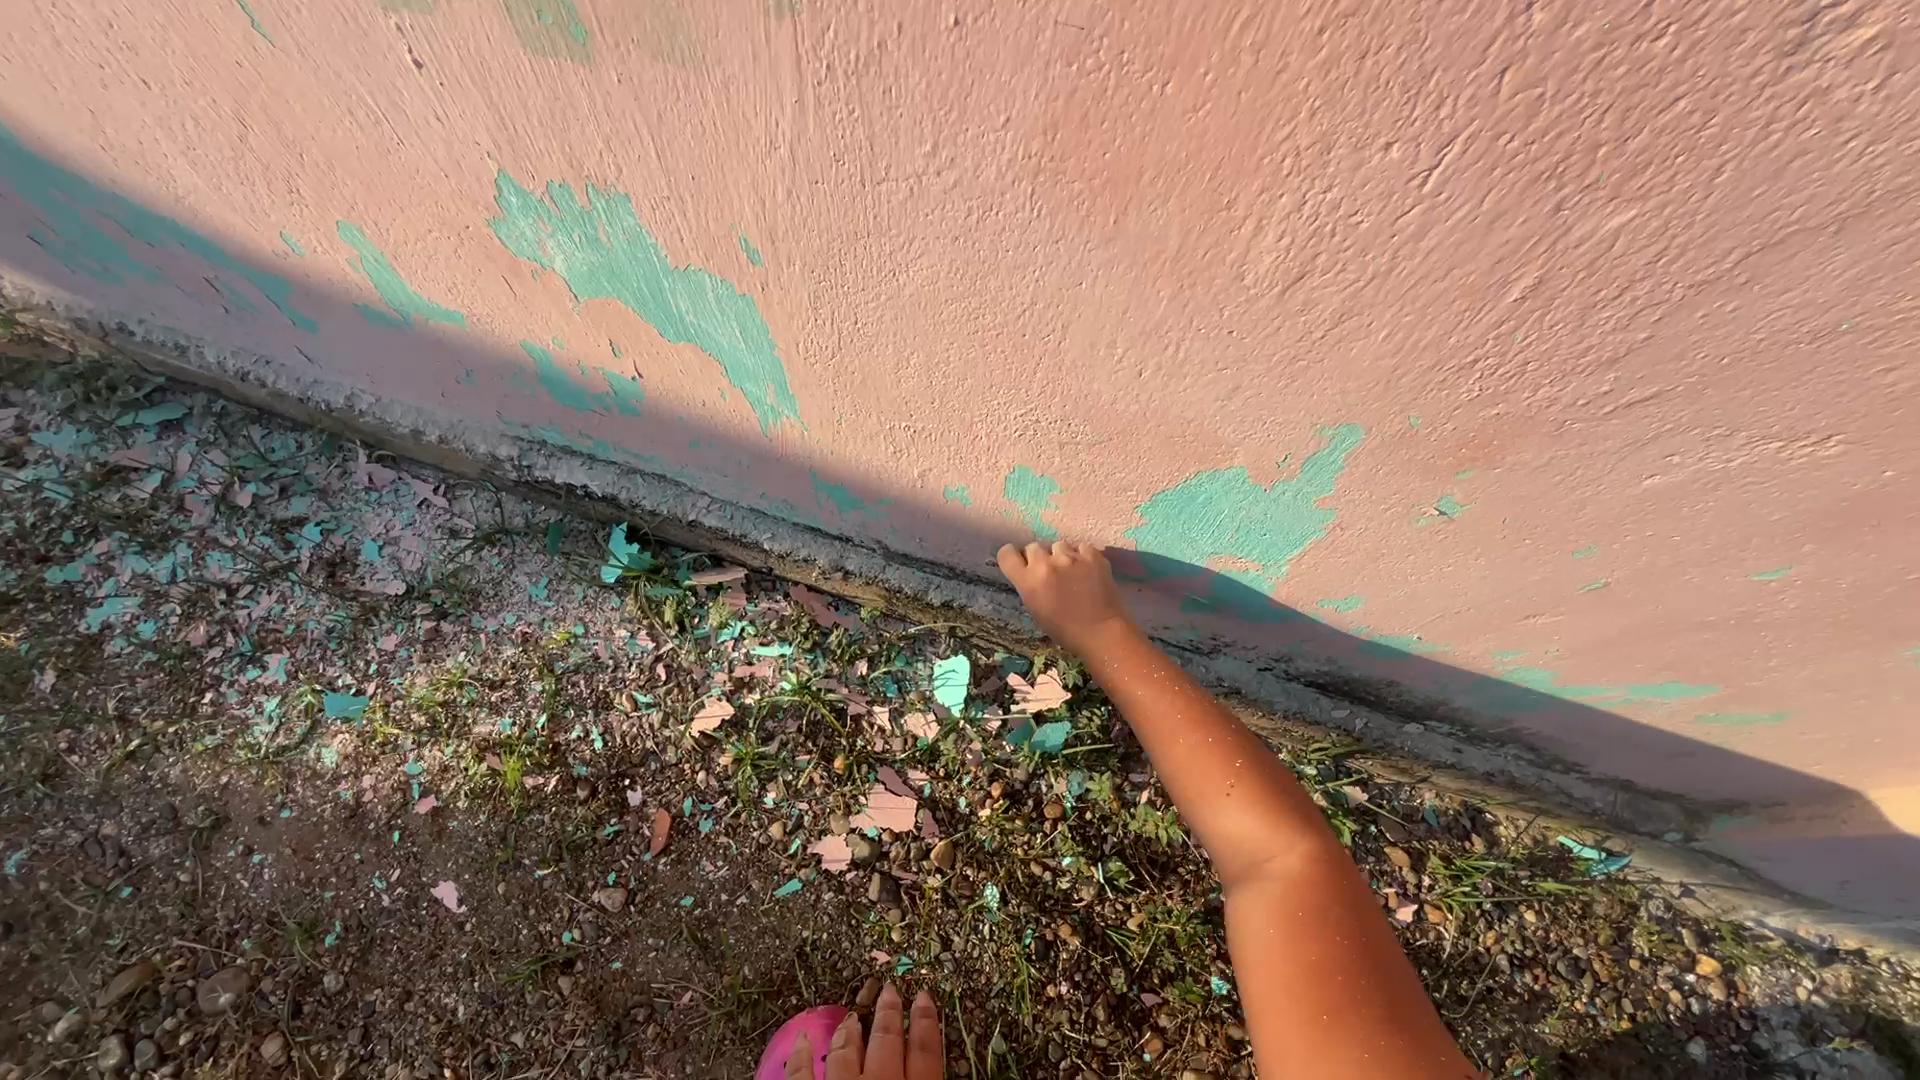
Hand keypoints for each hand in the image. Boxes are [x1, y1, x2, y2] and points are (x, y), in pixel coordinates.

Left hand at [786, 985, 942, 1079]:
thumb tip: (937, 1072)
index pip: (926, 1052)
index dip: (926, 1021)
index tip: (925, 996)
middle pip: (886, 1043)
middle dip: (888, 1013)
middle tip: (889, 988)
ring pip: (846, 1052)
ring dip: (850, 1031)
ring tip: (853, 1014)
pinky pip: (802, 1075)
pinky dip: (802, 1057)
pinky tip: (802, 1040)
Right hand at [995, 541, 1136, 653]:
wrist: (1102, 632)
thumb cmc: (1065, 630)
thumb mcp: (1035, 609)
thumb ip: (1029, 585)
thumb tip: (1031, 571)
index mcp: (1028, 581)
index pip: (1006, 553)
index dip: (1013, 557)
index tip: (1021, 563)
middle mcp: (1046, 564)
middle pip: (1033, 546)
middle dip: (1039, 557)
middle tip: (1049, 572)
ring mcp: (1070, 557)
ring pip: (1058, 544)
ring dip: (1061, 555)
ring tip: (1071, 570)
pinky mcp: (1092, 555)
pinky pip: (1080, 547)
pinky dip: (1082, 555)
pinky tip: (1086, 569)